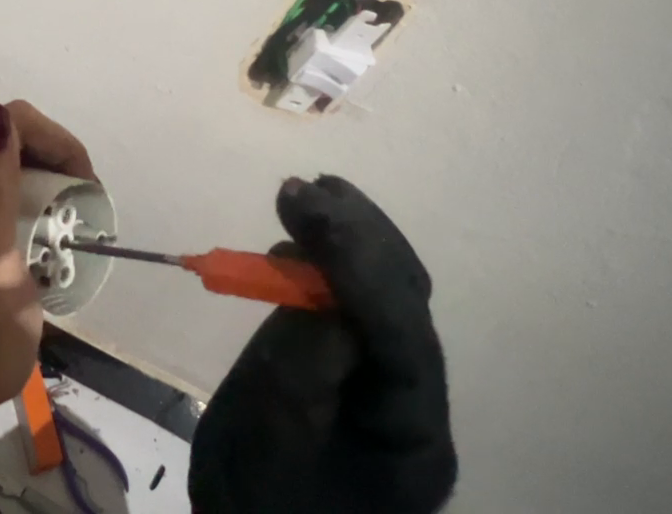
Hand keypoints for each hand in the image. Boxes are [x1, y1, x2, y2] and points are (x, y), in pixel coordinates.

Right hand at [188, 176, 456, 513]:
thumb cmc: (256, 499)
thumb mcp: (268, 442)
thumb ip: (301, 366)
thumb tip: (322, 290)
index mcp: (412, 437)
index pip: (403, 340)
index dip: (362, 272)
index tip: (317, 214)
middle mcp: (416, 396)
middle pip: (406, 301)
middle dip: (359, 238)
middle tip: (304, 188)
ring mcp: (388, 372)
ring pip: (388, 288)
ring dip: (351, 233)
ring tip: (308, 191)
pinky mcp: (355, 352)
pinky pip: (356, 294)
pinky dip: (332, 253)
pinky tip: (306, 227)